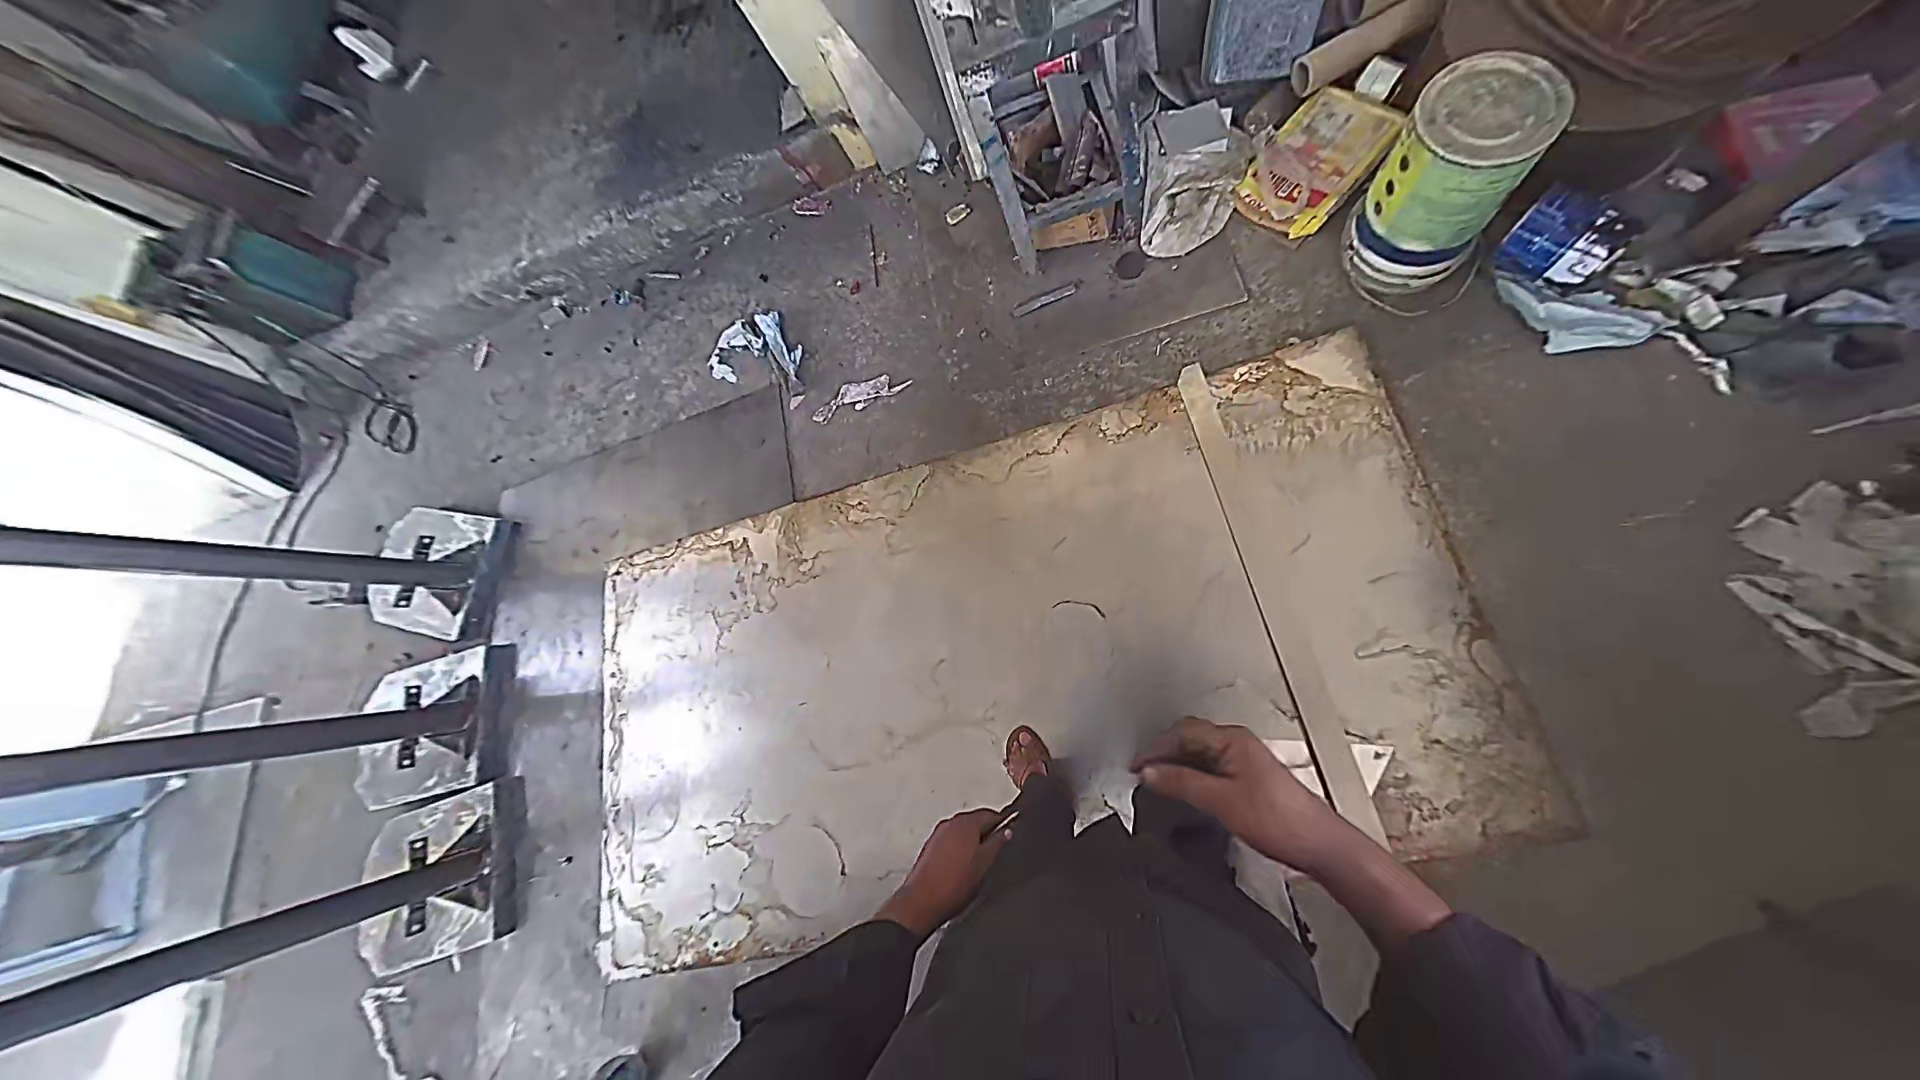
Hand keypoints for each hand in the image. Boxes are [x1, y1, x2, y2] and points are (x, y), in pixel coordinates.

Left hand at [875, 808, 1010, 938]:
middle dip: (986, 833)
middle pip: (975, 820)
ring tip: (978, 863)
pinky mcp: (930, 847)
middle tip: (996, 850)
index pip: (990, 814)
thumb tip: (1006, 832)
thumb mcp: (984, 864)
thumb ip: (997, 843)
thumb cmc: (951, 886)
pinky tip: (962, 868)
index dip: (1002, 823)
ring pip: (962, 832)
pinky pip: (950, 841)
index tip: (1008, 832)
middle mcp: (950, 824)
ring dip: (972, 842)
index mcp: (965, 823)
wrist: (922, 903)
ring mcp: (938, 835)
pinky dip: (959, 849)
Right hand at [1131, 717, 1362, 874]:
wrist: (1320, 846)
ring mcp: (1244, 761)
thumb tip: (1151, 773)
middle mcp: (1239, 745)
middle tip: (1143, 771)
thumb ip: (1181, 783)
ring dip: (1176, 765)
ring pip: (1199, 754)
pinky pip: (1210, 769)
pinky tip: (1184, 792)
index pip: (1182, 732)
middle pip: (1189, 738)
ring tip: (1158, 783)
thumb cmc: (1283, 821)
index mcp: (1233, 740)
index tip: (1137, 766)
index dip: (1155, 748)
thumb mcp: (1221, 801)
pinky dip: (1190, 777)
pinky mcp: (1248, 779)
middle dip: (1163, 753)